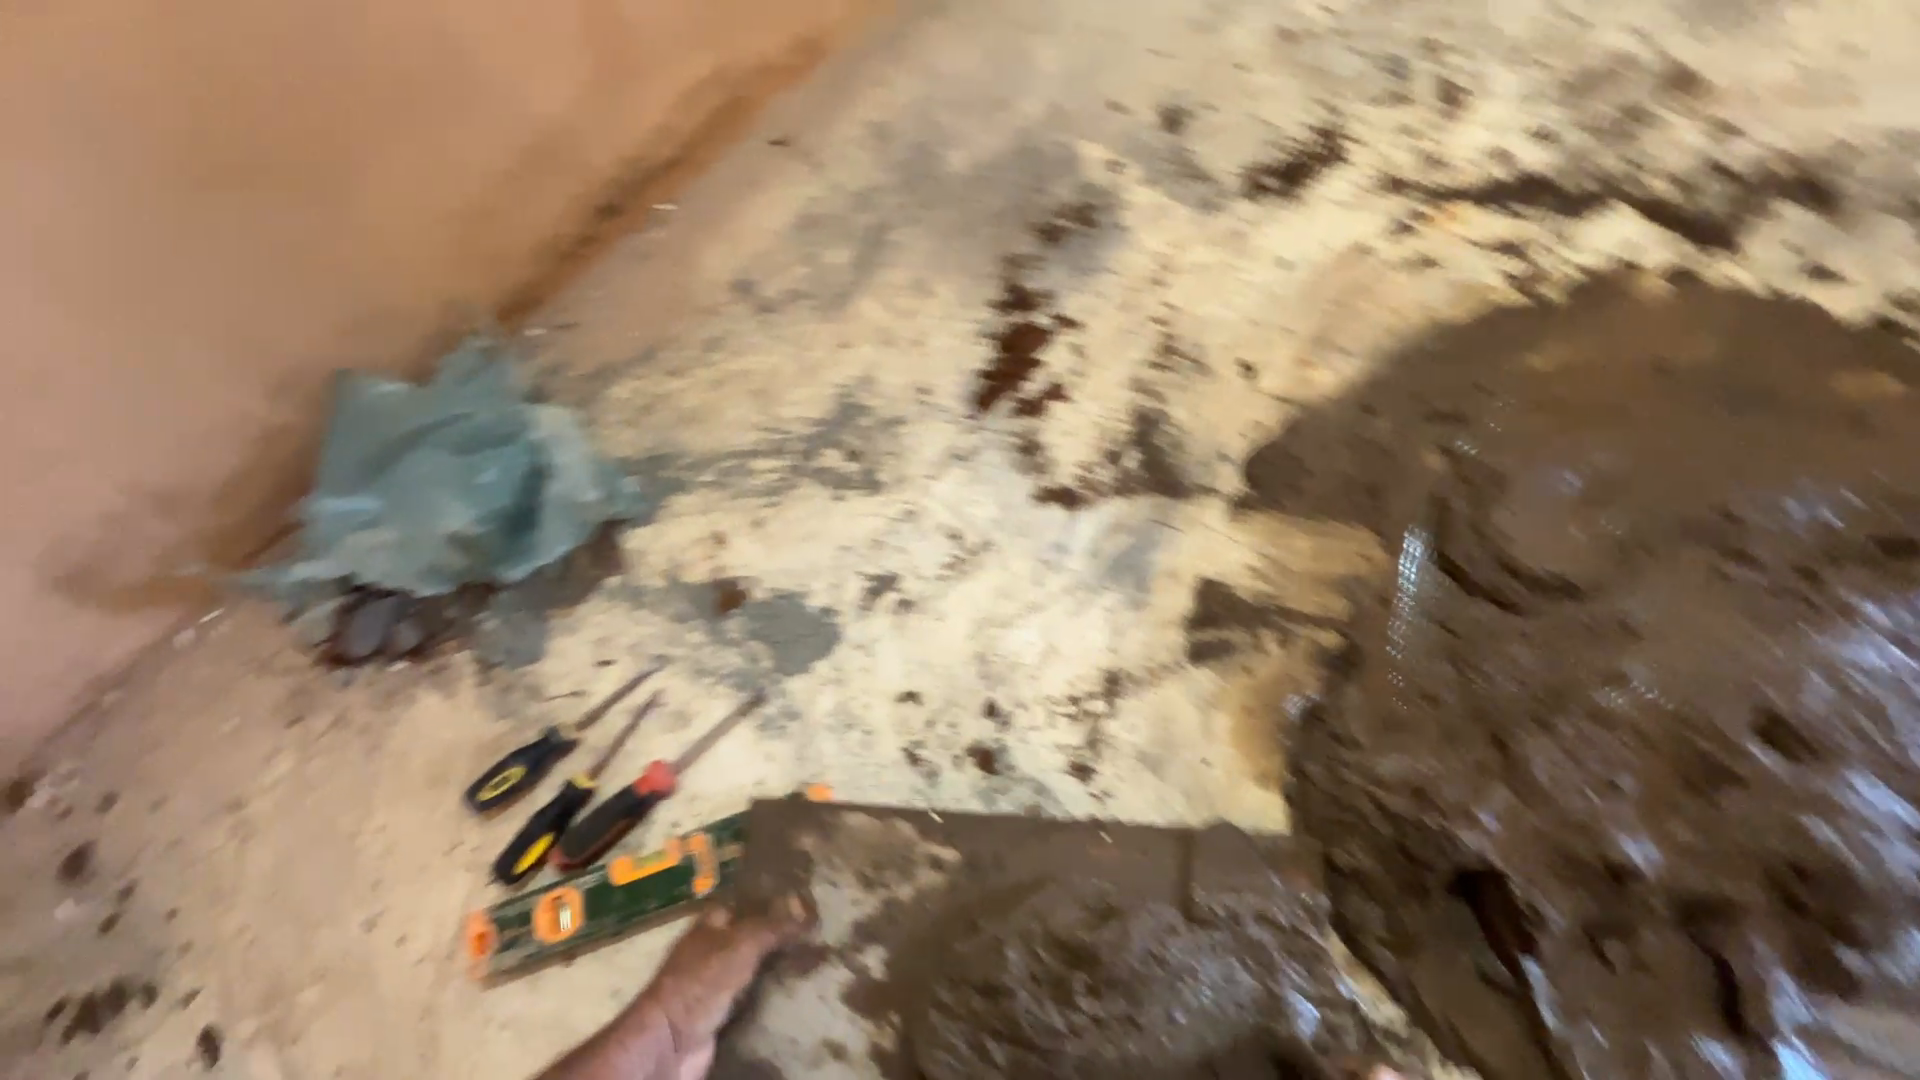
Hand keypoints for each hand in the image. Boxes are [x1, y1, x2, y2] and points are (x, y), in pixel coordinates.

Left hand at [638, 895, 811, 1079]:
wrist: (671, 1042)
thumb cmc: (702, 980)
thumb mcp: (742, 943)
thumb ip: (773, 927)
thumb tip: (809, 915)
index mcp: (709, 925)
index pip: (743, 905)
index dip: (769, 904)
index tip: (801, 906)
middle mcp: (710, 952)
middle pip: (750, 939)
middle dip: (778, 940)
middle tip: (813, 938)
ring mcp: (713, 986)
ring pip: (752, 971)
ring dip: (776, 972)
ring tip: (813, 966)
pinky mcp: (720, 1016)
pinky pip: (751, 1002)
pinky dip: (769, 1000)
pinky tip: (795, 997)